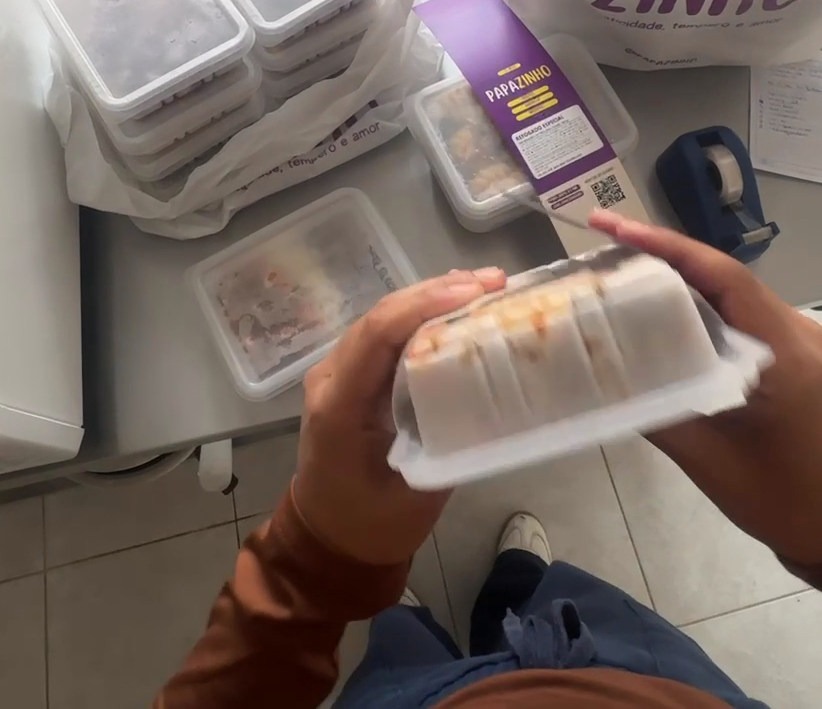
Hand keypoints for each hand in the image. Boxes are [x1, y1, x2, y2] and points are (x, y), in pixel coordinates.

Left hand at [291, 267, 506, 565]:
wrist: (328, 540)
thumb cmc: (371, 524)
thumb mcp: (415, 491)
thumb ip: (444, 433)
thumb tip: (486, 384)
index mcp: (338, 405)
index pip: (375, 335)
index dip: (423, 306)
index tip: (472, 292)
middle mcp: (331, 376)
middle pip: (380, 316)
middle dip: (436, 291)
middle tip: (493, 281)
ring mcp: (338, 371)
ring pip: (384, 318)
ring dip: (431, 297)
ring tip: (484, 285)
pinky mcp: (353, 374)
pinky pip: (386, 333)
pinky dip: (422, 315)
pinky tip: (457, 305)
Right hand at [588, 210, 821, 565]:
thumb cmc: (791, 503)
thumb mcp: (714, 466)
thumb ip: (659, 415)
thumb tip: (605, 378)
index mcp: (787, 357)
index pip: (724, 278)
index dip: (666, 246)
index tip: (614, 227)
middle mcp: (800, 334)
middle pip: (723, 277)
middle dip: (661, 256)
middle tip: (602, 247)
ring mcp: (804, 340)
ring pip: (731, 294)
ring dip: (678, 280)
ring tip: (621, 275)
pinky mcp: (799, 352)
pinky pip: (742, 314)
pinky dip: (699, 306)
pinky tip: (663, 315)